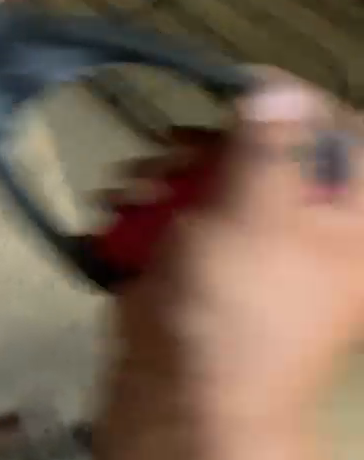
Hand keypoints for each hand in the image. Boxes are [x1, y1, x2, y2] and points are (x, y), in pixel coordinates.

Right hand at [97, 74, 363, 459]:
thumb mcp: (254, 217)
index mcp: (346, 219)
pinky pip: (166, 207)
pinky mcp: (193, 250)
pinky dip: (137, 203)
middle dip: (199, 149)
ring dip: (155, 176)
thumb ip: (265, 152)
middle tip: (169, 156)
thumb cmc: (236, 299)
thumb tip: (277, 87)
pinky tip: (119, 210)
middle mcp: (303, 224)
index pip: (339, 139)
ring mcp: (244, 239)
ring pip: (199, 177)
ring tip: (132, 193)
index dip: (292, 107)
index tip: (231, 87)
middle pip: (256, 153)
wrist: (185, 373)